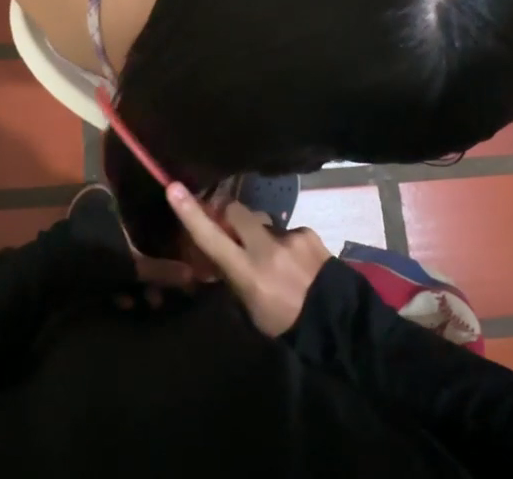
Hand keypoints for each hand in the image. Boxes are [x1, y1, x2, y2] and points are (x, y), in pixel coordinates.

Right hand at [166, 182, 330, 335]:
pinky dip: (286, 242)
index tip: (174, 189)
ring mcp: (289, 237)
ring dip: (260, 233)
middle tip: (231, 230)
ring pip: (262, 221)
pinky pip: (287, 230)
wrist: (338, 322)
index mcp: (247, 273)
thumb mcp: (251, 309)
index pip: (211, 238)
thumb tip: (219, 259)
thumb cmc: (286, 324)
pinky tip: (297, 261)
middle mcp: (266, 249)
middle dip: (228, 215)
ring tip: (275, 258)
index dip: (190, 213)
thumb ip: (234, 278)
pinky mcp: (308, 233)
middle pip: (235, 211)